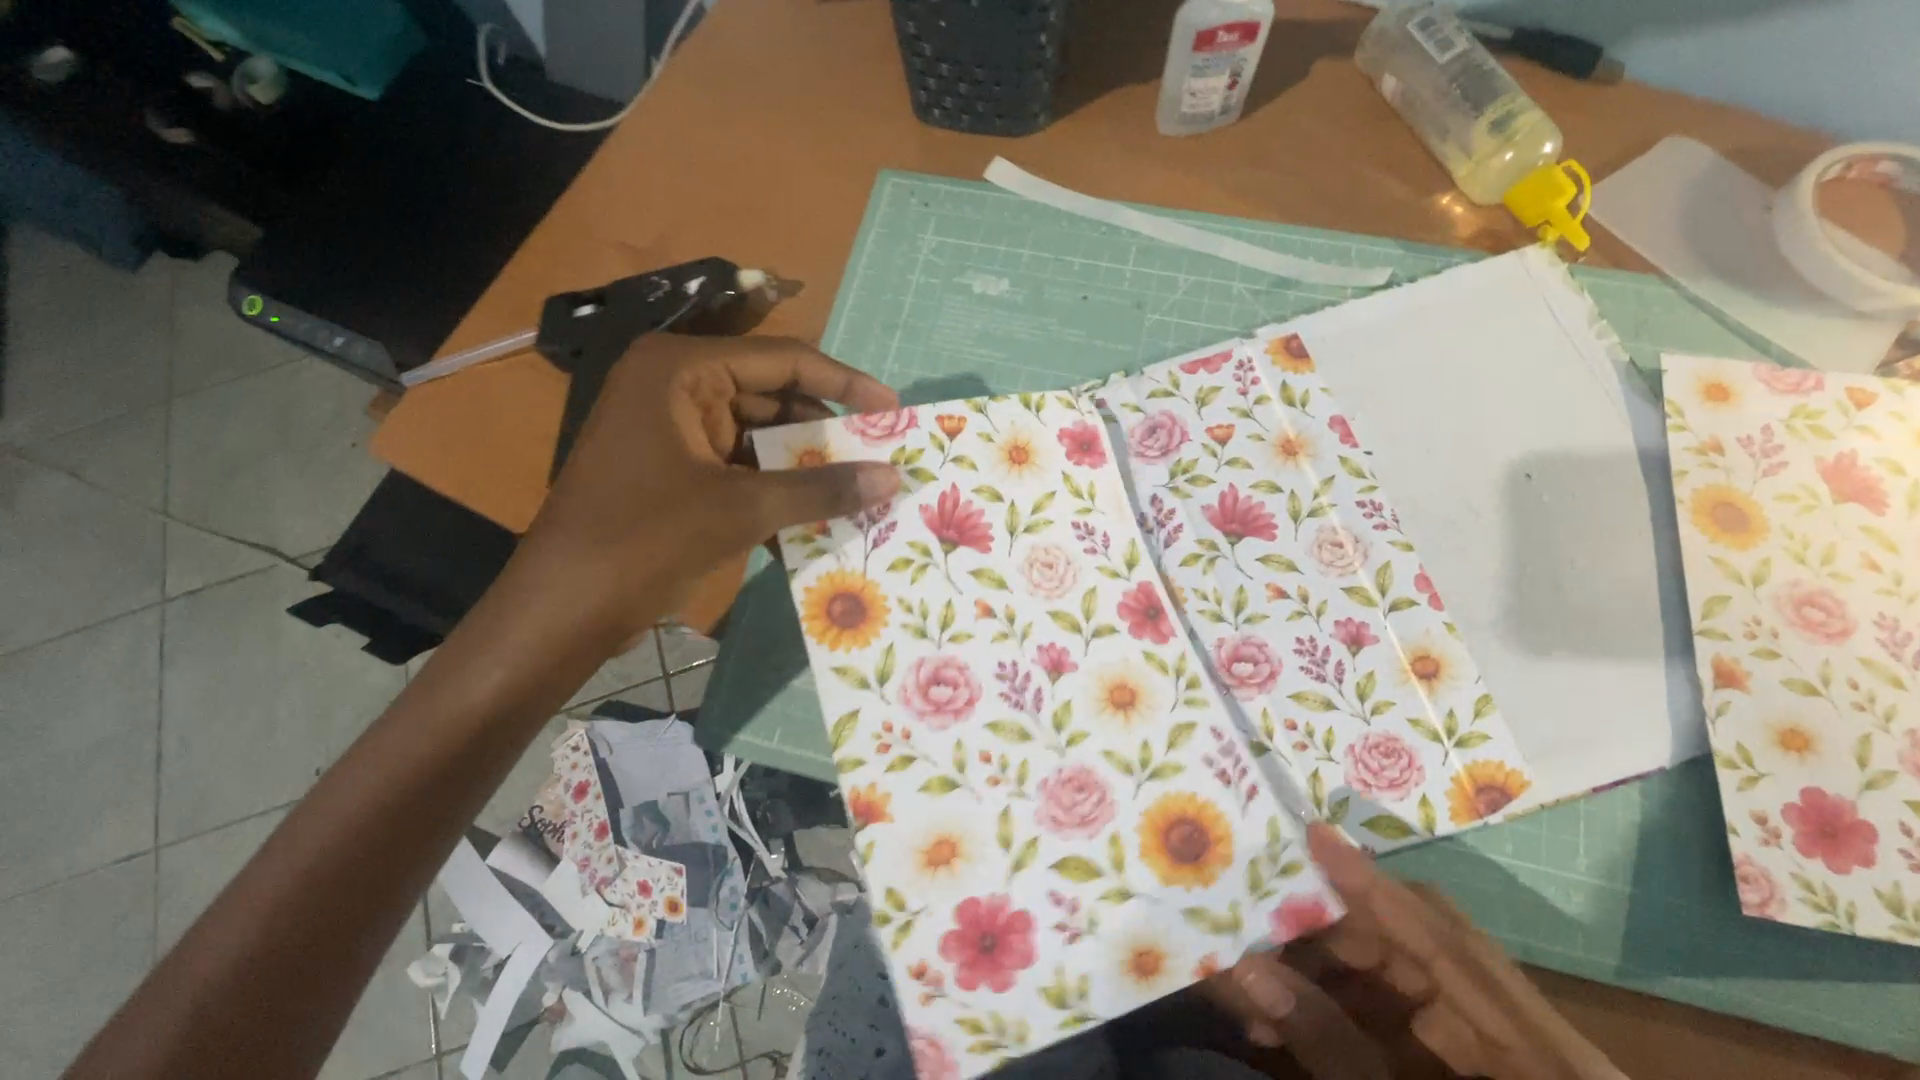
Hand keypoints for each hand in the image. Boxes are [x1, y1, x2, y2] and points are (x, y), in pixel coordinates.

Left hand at [511, 333, 900, 647]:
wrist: (562, 608)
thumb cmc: (645, 539)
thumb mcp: (741, 509)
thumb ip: (820, 489)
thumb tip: (892, 477)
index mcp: (680, 369)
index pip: (781, 360)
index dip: (843, 383)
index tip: (892, 409)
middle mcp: (673, 386)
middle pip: (771, 396)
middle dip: (823, 432)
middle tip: (877, 459)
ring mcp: (668, 429)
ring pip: (756, 436)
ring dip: (801, 467)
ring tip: (856, 492)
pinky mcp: (668, 470)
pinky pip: (736, 467)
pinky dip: (771, 490)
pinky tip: (812, 521)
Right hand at [1202, 825, 1622, 1079]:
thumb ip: (1330, 1045)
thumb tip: (1247, 969)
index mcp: (1537, 1046)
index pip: (1443, 939)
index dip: (1373, 887)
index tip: (1315, 834)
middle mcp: (1523, 1032)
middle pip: (1415, 949)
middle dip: (1327, 937)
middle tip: (1255, 930)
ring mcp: (1499, 1051)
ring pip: (1400, 982)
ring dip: (1324, 978)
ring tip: (1255, 988)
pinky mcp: (1467, 1065)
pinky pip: (1400, 1019)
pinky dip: (1343, 1012)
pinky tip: (1287, 1021)